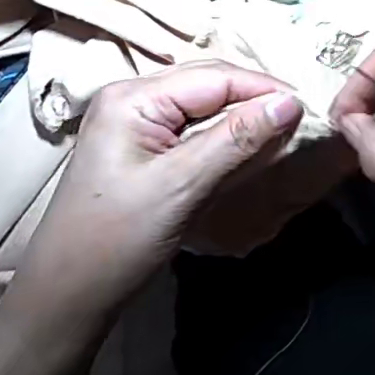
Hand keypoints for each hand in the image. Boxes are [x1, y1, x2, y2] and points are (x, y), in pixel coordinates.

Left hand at [18, 63, 304, 320]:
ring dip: (242, 114)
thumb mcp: (183, 185)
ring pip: (203, 104)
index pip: (214, 77)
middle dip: (254, 97)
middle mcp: (132, 98)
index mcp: (133, 97)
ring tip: (281, 128)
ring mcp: (134, 122)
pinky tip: (246, 144)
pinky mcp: (141, 147)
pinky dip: (224, 133)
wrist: (67, 298)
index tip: (307, 106)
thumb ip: (237, 139)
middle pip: (208, 83)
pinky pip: (192, 126)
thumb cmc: (118, 240)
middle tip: (299, 117)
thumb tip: (291, 102)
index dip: (263, 88)